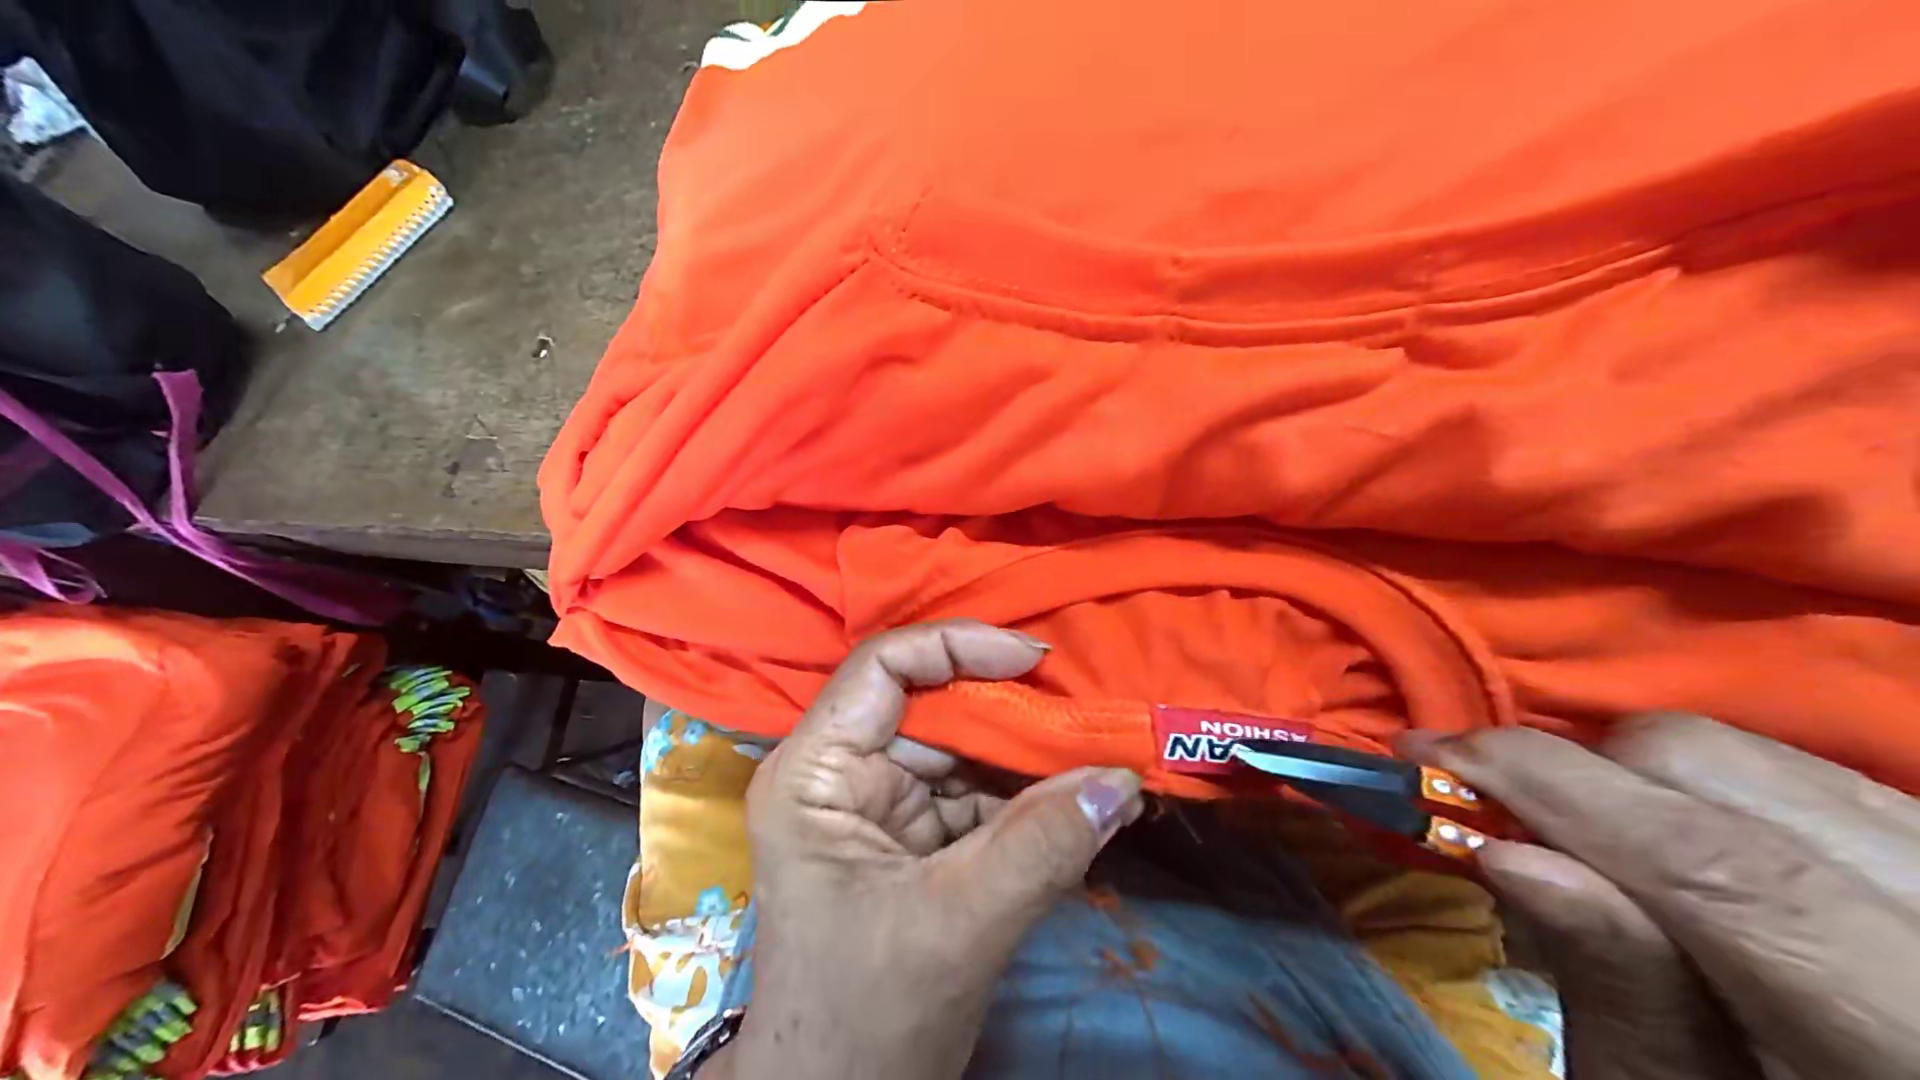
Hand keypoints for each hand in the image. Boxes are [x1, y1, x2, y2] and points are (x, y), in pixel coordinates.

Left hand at [705, 620, 1144, 1079]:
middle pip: (933, 704)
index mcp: (815, 772)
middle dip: (1011, 707)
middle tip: (1086, 708)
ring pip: (963, 746)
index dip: (958, 646)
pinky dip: (1028, 794)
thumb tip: (1121, 782)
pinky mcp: (915, 833)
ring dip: (1029, 752)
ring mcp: (880, 801)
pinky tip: (1080, 796)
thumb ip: (1040, 847)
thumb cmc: (866, 1017)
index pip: (883, 668)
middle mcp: (842, 771)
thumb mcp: (956, 925)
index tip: (1033, 658)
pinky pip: (978, 791)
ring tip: (1098, 747)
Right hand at [1405, 714, 1919, 1079]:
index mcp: (1914, 1030)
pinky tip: (1657, 832)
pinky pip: (1800, 770)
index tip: (1426, 757)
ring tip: (1570, 824)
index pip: (1720, 869)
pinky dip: (1697, 785)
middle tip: (1486, 806)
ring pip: (1763, 754)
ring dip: (1628, 776)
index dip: (1552, 791)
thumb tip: (1503, 853)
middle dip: (1574, 774)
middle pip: (1728, 774)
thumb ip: (1616, 990)